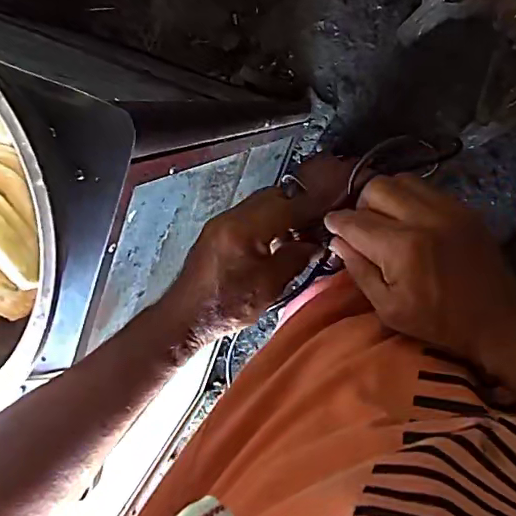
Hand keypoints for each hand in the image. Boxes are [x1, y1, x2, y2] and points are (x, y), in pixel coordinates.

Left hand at [154, 154, 353, 345]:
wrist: (184, 319)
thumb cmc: (222, 308)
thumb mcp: (269, 286)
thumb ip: (296, 258)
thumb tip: (315, 245)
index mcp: (243, 229)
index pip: (289, 205)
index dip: (314, 208)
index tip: (331, 211)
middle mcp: (230, 218)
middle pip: (276, 197)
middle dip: (300, 207)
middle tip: (318, 224)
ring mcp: (222, 223)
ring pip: (263, 204)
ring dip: (284, 214)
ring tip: (300, 236)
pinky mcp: (219, 231)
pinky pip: (251, 215)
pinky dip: (269, 222)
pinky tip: (279, 242)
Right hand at [325, 174, 515, 371]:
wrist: (499, 318)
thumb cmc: (440, 322)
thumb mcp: (390, 309)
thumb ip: (360, 271)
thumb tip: (338, 241)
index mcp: (402, 247)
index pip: (355, 221)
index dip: (337, 223)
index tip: (331, 226)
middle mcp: (423, 218)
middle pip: (376, 187)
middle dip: (361, 204)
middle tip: (362, 226)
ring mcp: (447, 208)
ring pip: (402, 180)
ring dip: (386, 195)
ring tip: (386, 219)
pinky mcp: (464, 208)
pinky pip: (427, 187)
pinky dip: (411, 197)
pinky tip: (411, 219)